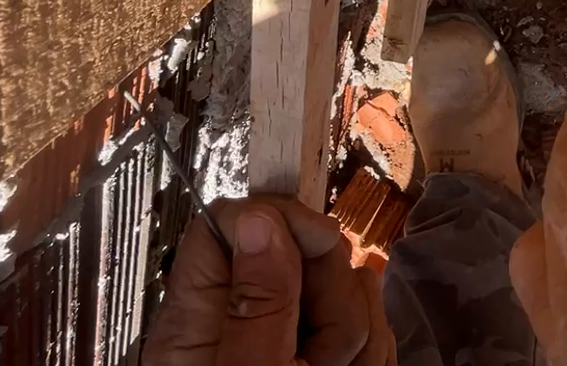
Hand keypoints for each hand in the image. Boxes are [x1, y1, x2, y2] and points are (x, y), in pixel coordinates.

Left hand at [143, 196, 394, 365]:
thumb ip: (258, 305)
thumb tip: (260, 214)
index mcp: (197, 320)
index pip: (228, 219)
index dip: (281, 215)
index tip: (322, 243)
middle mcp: (240, 320)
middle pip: (300, 245)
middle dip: (332, 293)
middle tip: (323, 358)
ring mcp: (286, 336)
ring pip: (343, 283)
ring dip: (356, 330)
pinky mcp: (322, 353)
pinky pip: (364, 318)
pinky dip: (369, 349)